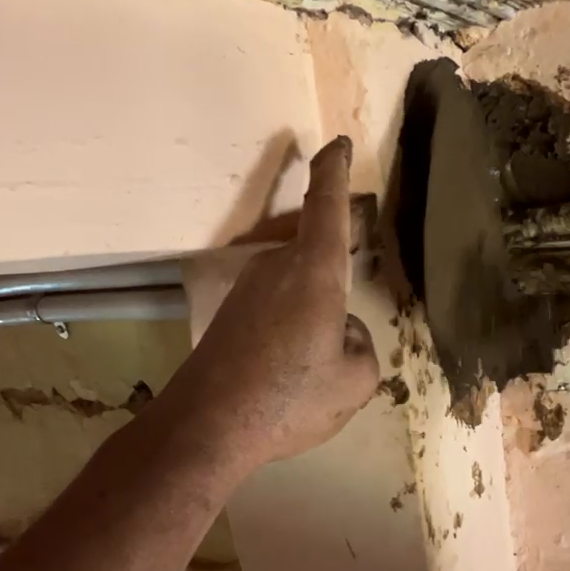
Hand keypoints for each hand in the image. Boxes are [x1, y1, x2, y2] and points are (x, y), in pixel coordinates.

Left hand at [161, 137, 380, 471]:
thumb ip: (362, 344)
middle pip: (316, 257)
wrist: (207, 426)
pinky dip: (290, 334)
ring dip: (312, 318)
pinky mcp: (230, 314)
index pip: (327, 203)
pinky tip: (287, 377)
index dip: (334, 170)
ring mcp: (248, 289)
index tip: (338, 144)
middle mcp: (277, 266)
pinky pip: (277, 312)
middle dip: (335, 287)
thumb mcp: (356, 380)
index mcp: (314, 271)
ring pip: (298, 291)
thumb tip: (341, 331)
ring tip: (314, 374)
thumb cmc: (290, 398)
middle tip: (342, 338)